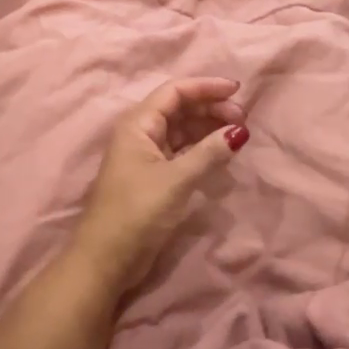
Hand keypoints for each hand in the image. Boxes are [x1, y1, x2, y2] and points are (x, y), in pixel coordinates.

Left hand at [70, 78, 249, 292]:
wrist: (105, 261)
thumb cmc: (137, 212)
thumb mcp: (176, 180)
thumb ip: (209, 153)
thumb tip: (239, 131)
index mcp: (138, 123)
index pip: (176, 91)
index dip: (207, 87)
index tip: (237, 91)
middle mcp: (140, 132)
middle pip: (179, 108)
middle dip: (211, 108)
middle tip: (242, 119)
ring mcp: (145, 154)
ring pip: (181, 129)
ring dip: (207, 128)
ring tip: (236, 133)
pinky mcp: (152, 176)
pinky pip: (180, 150)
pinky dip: (200, 148)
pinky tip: (220, 152)